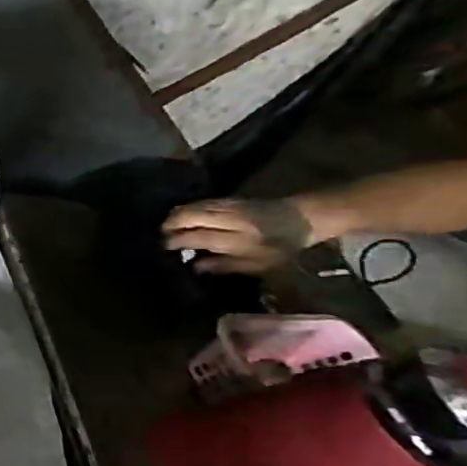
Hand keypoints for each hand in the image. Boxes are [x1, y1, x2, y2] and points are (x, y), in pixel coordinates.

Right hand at [162, 197, 315, 274]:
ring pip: (187, 207)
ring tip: (170, 228)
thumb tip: (195, 266)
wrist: (303, 218)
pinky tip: (183, 219)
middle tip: (163, 236)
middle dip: (169, 226)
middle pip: (186, 217)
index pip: (194, 237)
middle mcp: (228, 220)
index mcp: (238, 239)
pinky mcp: (225, 198)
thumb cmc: (282, 246)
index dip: (175, 242)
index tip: (165, 249)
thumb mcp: (260, 264)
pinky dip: (184, 210)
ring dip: (174, 217)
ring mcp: (225, 206)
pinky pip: (195, 203)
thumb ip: (226, 265)